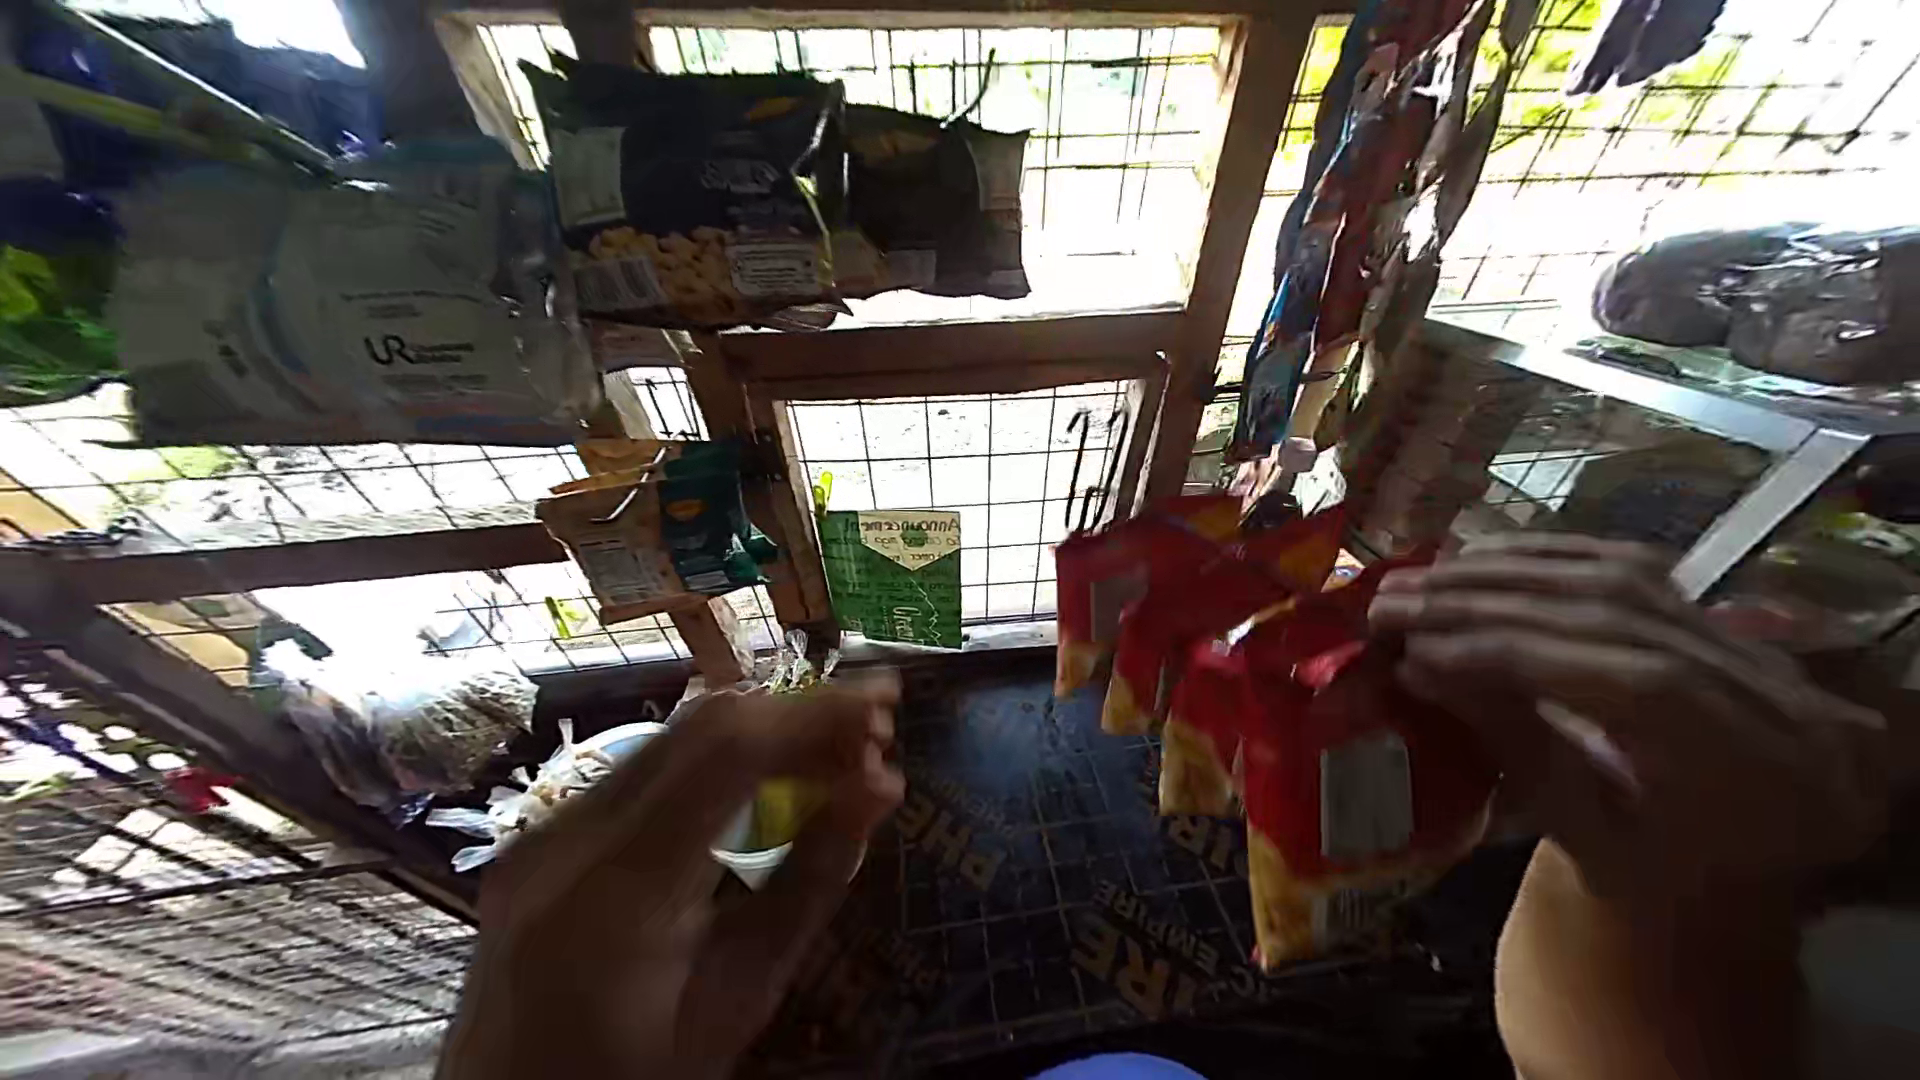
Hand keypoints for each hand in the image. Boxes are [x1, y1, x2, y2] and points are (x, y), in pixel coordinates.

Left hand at [438, 678, 904, 1079]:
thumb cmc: (638, 1079)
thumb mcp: (742, 995)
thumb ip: (814, 880)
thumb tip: (882, 785)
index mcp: (613, 892)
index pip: (728, 756)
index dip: (815, 716)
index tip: (884, 708)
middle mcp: (568, 835)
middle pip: (705, 727)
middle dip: (801, 714)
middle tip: (871, 730)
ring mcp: (552, 824)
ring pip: (683, 732)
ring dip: (769, 727)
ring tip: (836, 747)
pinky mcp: (555, 825)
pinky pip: (659, 760)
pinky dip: (731, 752)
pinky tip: (775, 770)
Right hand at [1367, 533, 1886, 901]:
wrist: (1737, 858)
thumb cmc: (1653, 869)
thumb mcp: (1578, 826)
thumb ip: (1507, 738)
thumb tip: (1414, 665)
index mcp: (1764, 774)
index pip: (1629, 682)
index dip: (1508, 655)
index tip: (1412, 651)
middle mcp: (1778, 694)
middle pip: (1613, 615)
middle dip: (1484, 604)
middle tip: (1390, 601)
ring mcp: (1755, 648)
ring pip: (1615, 579)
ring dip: (1498, 573)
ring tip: (1416, 579)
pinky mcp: (1716, 621)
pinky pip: (1626, 565)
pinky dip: (1541, 553)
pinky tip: (1475, 555)